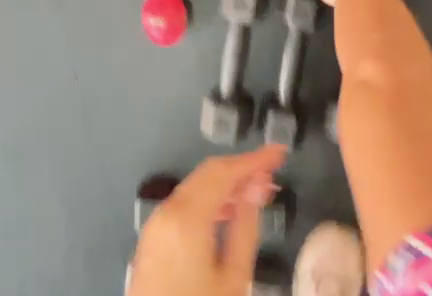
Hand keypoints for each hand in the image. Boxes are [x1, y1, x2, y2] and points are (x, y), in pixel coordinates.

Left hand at [128, 145, 286, 295]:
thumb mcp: (233, 278)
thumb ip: (245, 227)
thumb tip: (256, 188)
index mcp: (187, 216)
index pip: (224, 171)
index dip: (255, 158)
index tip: (279, 153)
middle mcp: (166, 212)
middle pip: (207, 174)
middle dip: (241, 169)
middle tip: (272, 173)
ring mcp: (155, 225)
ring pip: (195, 187)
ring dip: (225, 184)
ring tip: (257, 193)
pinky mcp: (152, 240)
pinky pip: (183, 205)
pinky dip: (208, 200)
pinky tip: (228, 213)